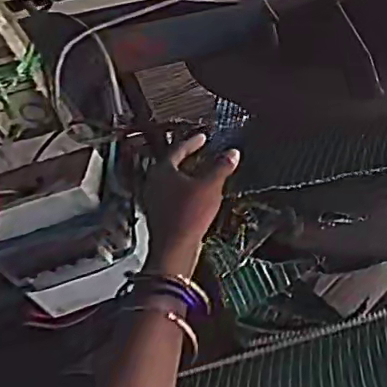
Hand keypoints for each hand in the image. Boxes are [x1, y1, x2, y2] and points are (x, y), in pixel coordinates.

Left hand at [142, 134, 238, 281]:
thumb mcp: (211, 185)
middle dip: (188, 158)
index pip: (178, 149)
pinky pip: (172, 196)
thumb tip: (232, 154)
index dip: (193, 142)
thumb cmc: (187, 216)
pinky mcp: (160, 215)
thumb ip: (221, 166)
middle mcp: (154, 183)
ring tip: (202, 174)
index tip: (202, 138)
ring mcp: (155, 200)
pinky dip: (185, 192)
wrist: (174, 249)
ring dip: (187, 176)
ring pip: (171, 181)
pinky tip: (197, 197)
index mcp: (162, 170)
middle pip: (172, 164)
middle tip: (201, 153)